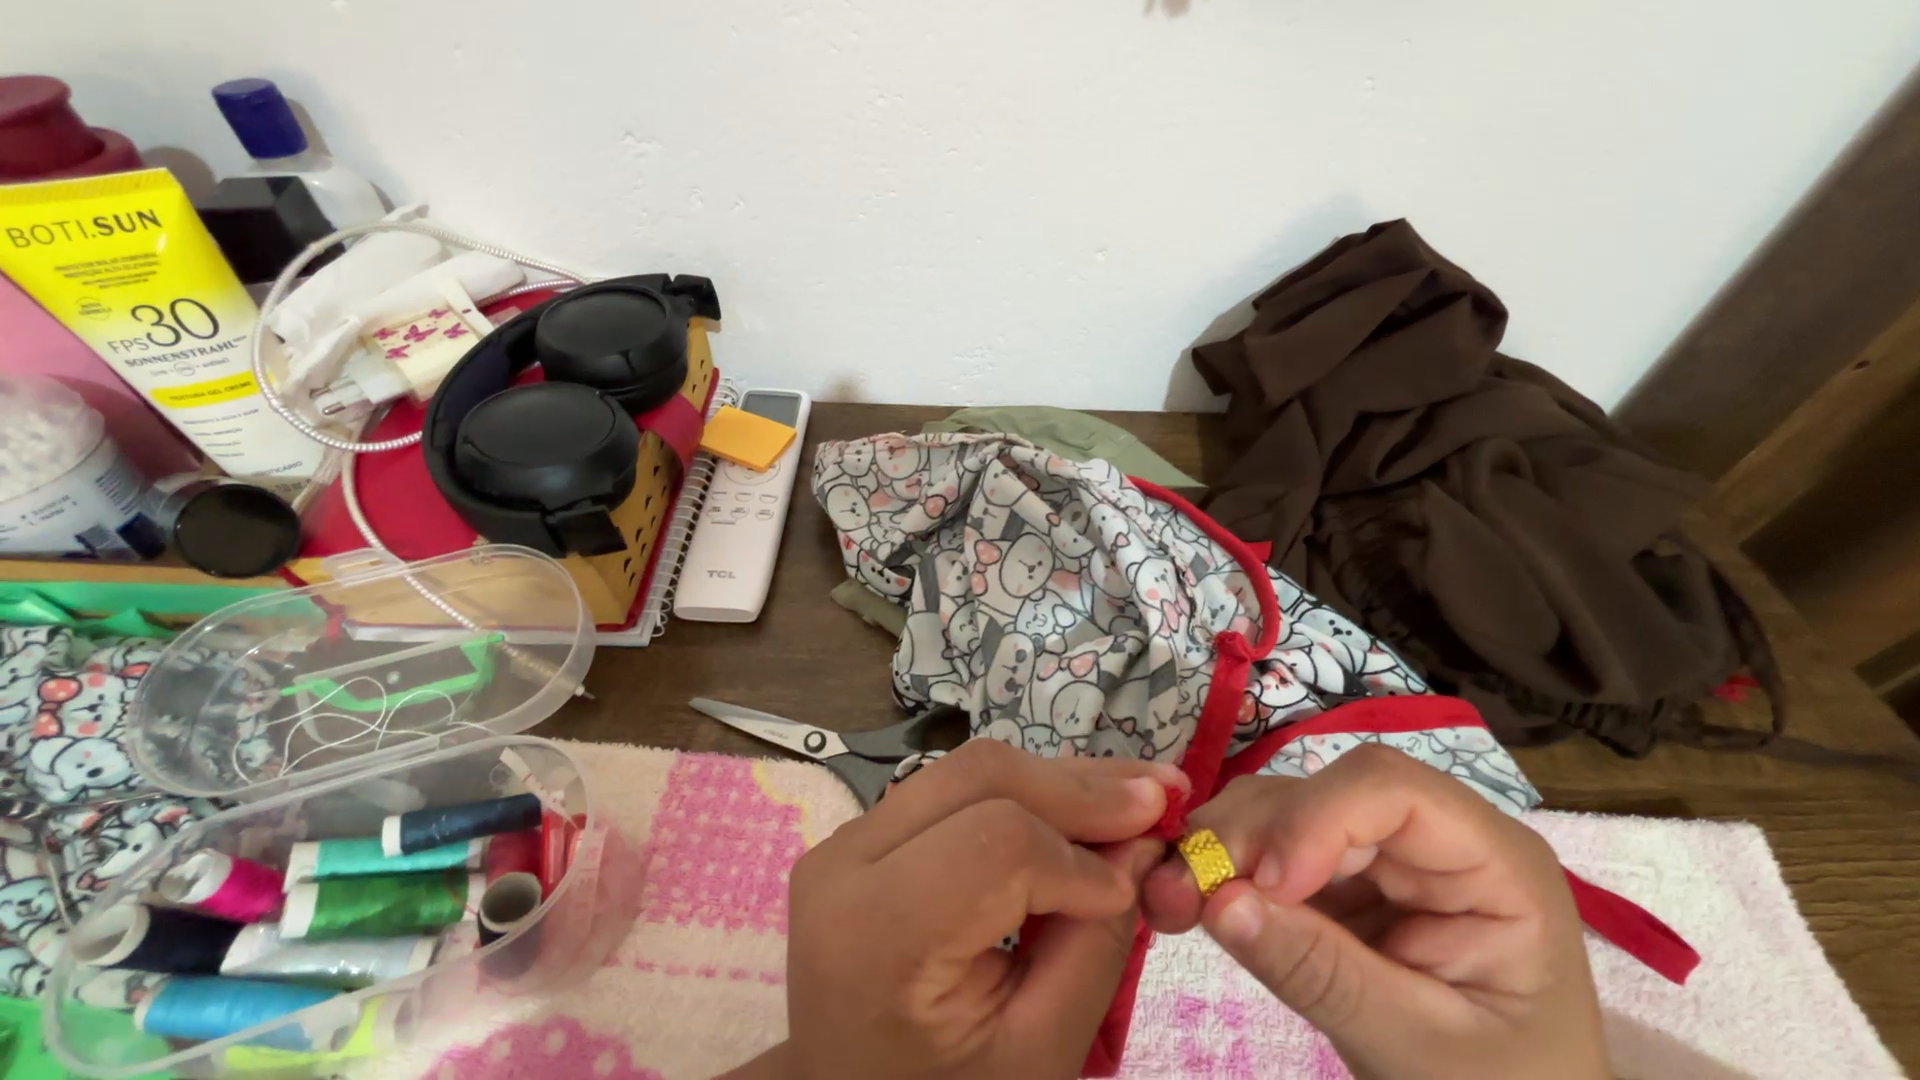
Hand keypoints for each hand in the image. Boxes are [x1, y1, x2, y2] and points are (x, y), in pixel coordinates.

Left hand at [727, 738, 1185, 1079]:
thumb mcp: (1039, 1048)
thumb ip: (1097, 944)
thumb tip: (1143, 841)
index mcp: (875, 932)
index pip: (996, 843)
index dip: (1078, 855)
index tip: (1131, 887)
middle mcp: (844, 861)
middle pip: (980, 777)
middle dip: (1081, 786)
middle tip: (1163, 795)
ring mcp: (844, 838)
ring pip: (968, 769)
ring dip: (1058, 780)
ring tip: (1135, 794)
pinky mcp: (859, 831)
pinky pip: (952, 789)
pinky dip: (1023, 794)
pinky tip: (1076, 807)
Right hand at [1141, 744, 1606, 1079]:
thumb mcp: (1419, 1051)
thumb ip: (1321, 975)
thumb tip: (1216, 901)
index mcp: (1490, 861)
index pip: (1389, 788)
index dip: (1314, 818)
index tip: (1263, 887)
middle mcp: (1429, 834)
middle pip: (1320, 791)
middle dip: (1245, 836)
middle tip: (1177, 894)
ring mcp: (1377, 852)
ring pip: (1280, 808)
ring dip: (1220, 846)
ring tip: (1174, 901)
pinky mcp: (1336, 876)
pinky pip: (1266, 846)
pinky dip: (1222, 867)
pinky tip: (1192, 900)